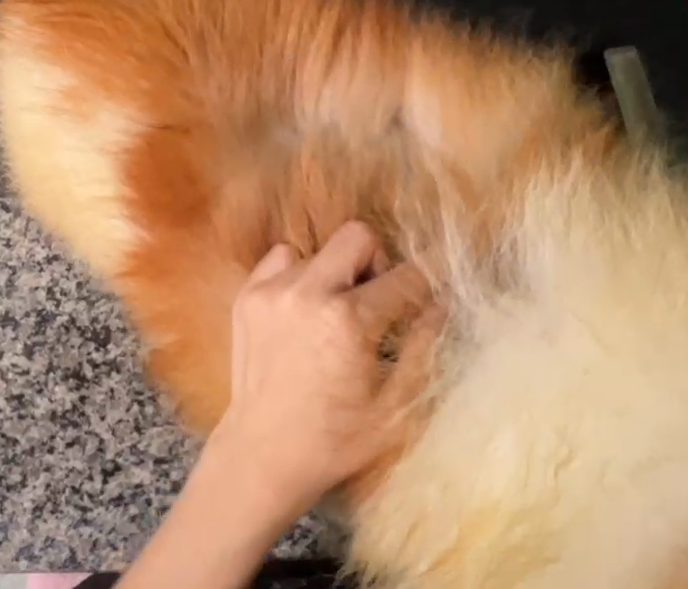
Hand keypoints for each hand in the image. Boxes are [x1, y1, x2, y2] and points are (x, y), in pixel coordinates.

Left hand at [209, 221, 430, 516]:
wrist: (264, 450)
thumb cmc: (337, 438)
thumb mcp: (397, 406)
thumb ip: (423, 347)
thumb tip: (441, 302)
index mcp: (348, 321)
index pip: (405, 277)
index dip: (426, 283)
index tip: (430, 290)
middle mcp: (306, 294)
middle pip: (357, 237)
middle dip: (376, 263)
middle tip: (375, 301)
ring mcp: (270, 290)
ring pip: (318, 249)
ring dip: (334, 273)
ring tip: (334, 312)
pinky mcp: (246, 293)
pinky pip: (281, 258)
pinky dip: (298, 274)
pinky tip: (303, 309)